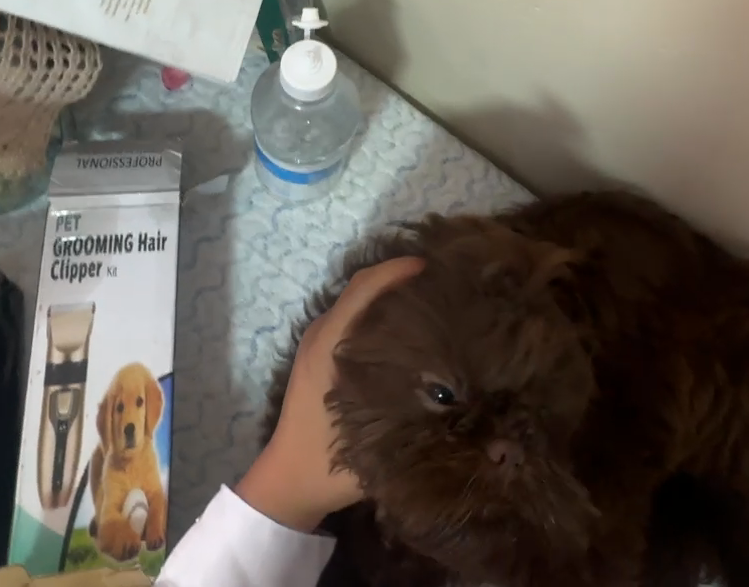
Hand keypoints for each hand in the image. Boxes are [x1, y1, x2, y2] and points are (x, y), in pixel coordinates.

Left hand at [235, 256, 424, 531]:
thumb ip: (414, 423)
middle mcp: (320, 334)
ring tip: (426, 297)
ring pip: (355, 299)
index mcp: (329, 346)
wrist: (286, 481)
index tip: (431, 267)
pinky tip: (402, 326)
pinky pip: (350, 313)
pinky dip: (375, 306)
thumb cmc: (327, 462)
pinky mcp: (317, 352)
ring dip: (386, 290)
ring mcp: (316, 342)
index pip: (363, 289)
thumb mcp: (375, 447)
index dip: (396, 271)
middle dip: (396, 275)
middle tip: (437, 280)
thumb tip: (462, 399)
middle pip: (360, 286)